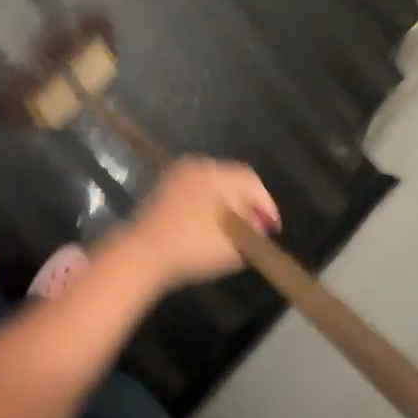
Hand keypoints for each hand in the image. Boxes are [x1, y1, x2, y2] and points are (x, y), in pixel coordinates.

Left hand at [117, 158, 280, 289]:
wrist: (143, 251)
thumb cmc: (193, 245)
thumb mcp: (234, 244)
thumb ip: (253, 232)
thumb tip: (260, 224)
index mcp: (216, 172)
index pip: (251, 180)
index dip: (266, 203)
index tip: (273, 227)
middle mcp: (197, 166)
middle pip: (231, 179)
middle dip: (246, 202)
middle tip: (256, 227)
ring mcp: (176, 176)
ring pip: (211, 185)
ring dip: (226, 204)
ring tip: (235, 230)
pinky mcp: (162, 190)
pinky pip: (194, 193)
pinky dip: (207, 206)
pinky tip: (209, 227)